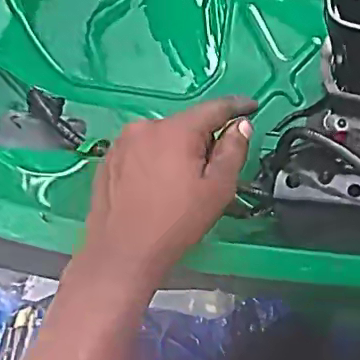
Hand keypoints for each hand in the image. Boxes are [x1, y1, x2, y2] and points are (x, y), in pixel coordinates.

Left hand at [78, 97, 256, 281]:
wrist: (123, 252)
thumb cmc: (177, 222)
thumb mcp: (218, 188)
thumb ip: (233, 150)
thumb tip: (240, 125)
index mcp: (176, 130)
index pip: (214, 108)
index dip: (237, 107)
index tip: (251, 107)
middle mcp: (146, 127)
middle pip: (187, 125)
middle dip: (204, 140)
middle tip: (214, 170)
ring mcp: (122, 143)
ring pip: (163, 138)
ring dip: (179, 151)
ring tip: (183, 184)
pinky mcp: (108, 160)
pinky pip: (142, 151)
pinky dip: (156, 161)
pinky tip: (158, 188)